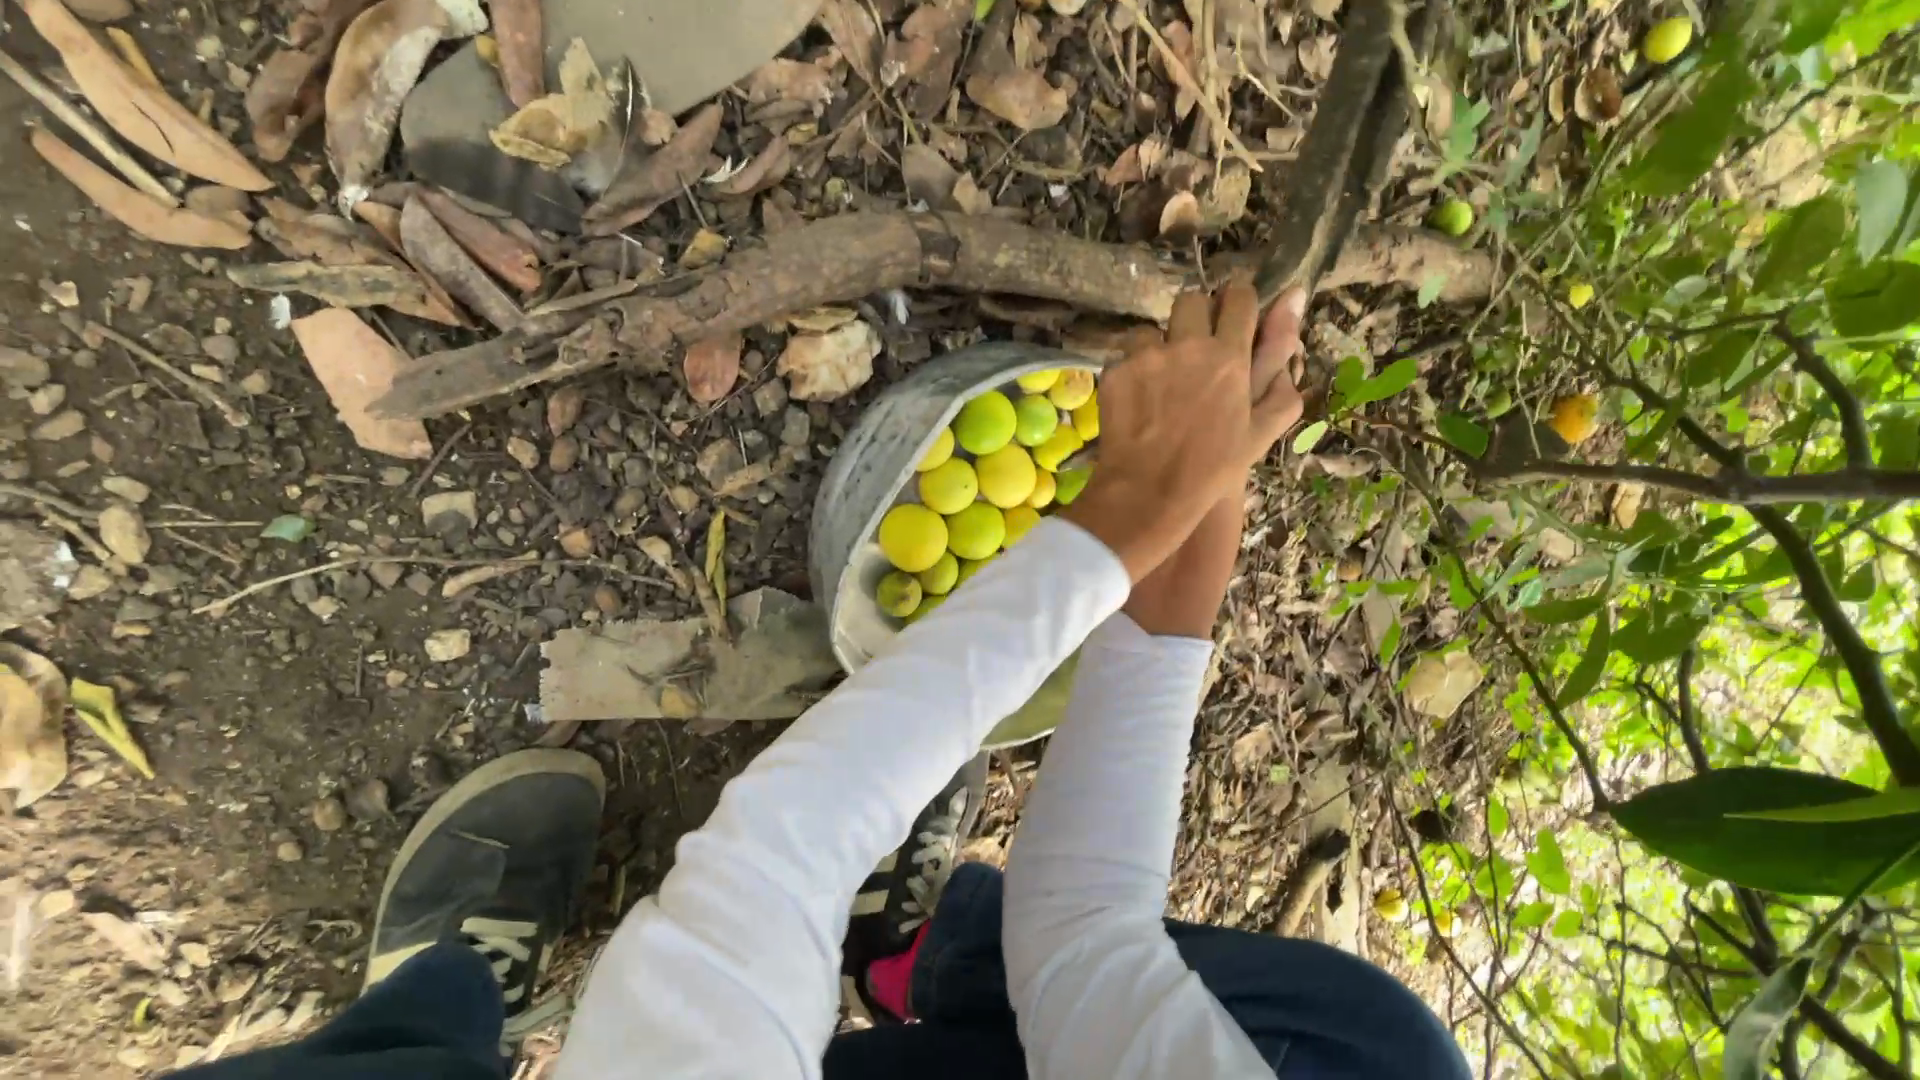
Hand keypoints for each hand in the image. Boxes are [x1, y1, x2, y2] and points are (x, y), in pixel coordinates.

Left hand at [1065, 283, 1309, 582]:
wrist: (1148, 492)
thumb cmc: (1211, 468)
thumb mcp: (1259, 433)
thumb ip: (1282, 382)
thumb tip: (1296, 337)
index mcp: (1230, 357)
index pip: (1238, 299)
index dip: (1236, 301)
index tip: (1231, 314)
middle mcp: (1188, 347)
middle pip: (1192, 300)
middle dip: (1194, 317)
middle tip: (1192, 346)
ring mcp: (1146, 357)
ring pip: (1152, 328)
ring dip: (1156, 345)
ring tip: (1158, 380)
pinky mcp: (1115, 372)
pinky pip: (1123, 355)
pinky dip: (1130, 370)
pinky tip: (1135, 398)